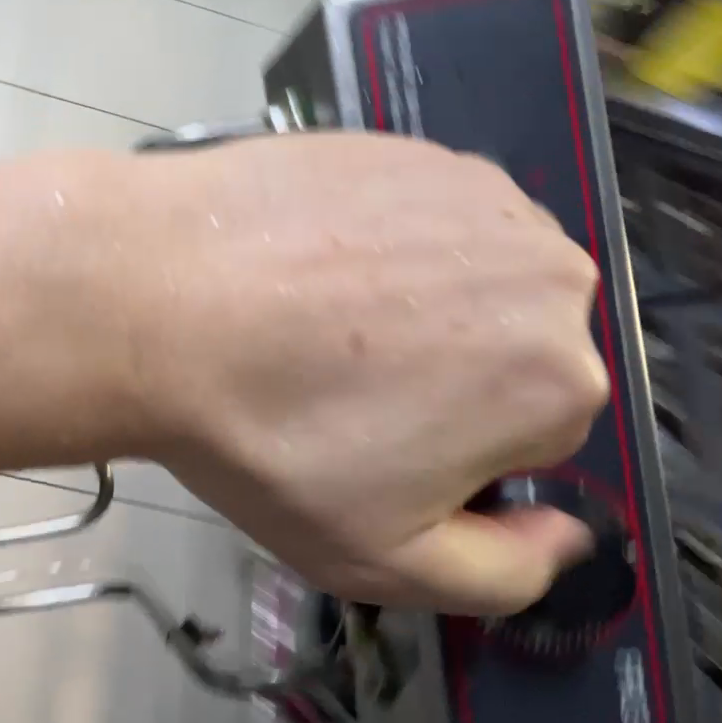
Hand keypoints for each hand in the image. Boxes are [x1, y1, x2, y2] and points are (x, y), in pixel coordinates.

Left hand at [110, 133, 608, 612]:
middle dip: (442, 380)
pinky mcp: (408, 148)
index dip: (449, 455)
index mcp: (558, 382)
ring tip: (312, 329)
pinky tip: (303, 268)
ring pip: (466, 281)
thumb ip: (503, 574)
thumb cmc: (268, 440)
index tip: (370, 448)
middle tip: (335, 391)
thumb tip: (565, 536)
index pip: (531, 440)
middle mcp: (549, 274)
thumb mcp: (381, 560)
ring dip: (409, 307)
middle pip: (507, 353)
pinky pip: (416, 219)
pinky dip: (374, 248)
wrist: (156, 305)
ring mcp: (476, 195)